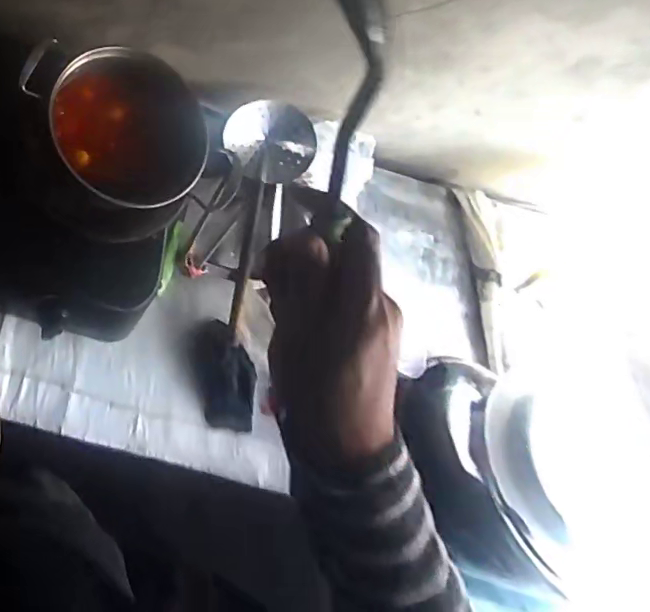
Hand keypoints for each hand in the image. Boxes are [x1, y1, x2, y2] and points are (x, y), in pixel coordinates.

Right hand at [262, 219, 403, 468]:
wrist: (349, 450)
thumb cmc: (315, 389)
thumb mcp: (298, 330)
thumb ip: (304, 279)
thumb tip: (308, 237)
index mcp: (364, 299)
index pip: (358, 233)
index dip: (329, 208)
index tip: (296, 199)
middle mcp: (381, 301)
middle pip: (342, 251)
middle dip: (302, 251)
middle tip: (266, 272)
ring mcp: (383, 318)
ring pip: (340, 274)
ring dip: (306, 274)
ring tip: (276, 297)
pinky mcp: (378, 332)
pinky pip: (346, 296)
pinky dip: (319, 293)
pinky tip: (294, 313)